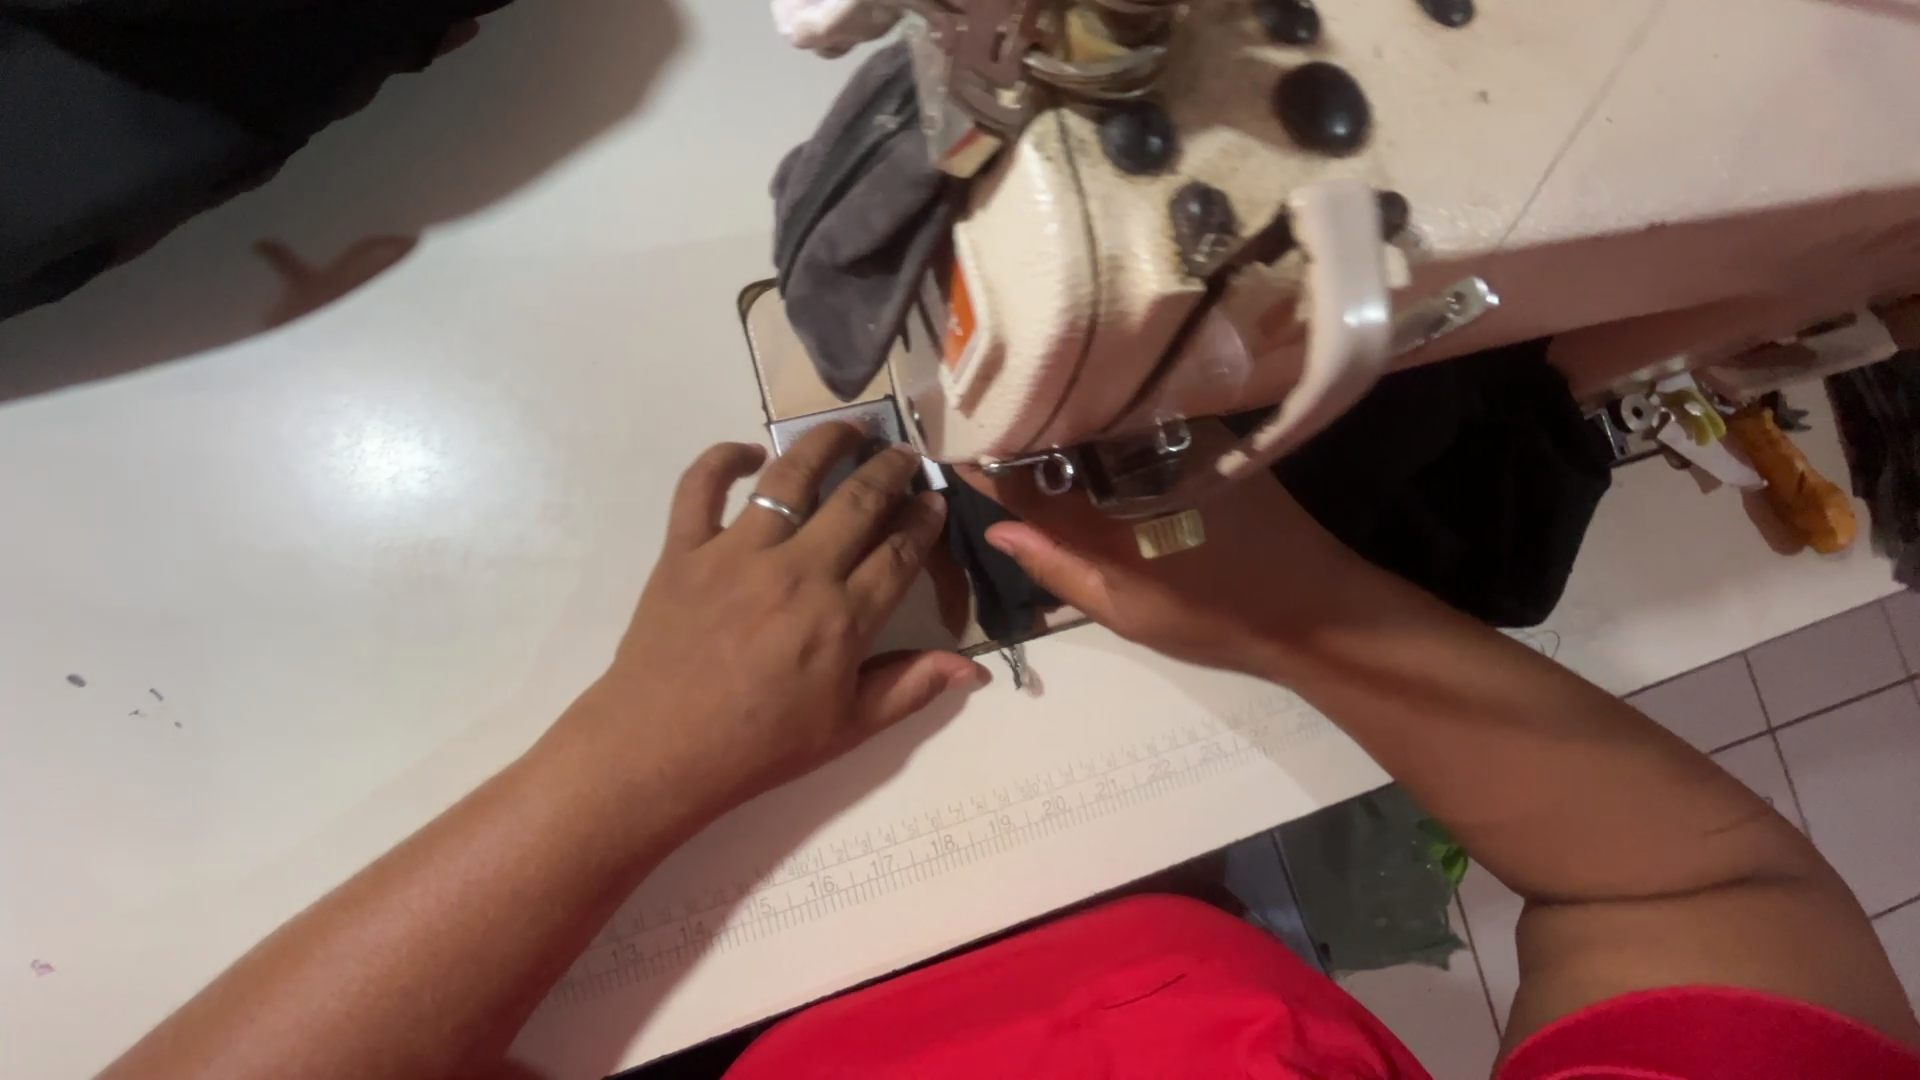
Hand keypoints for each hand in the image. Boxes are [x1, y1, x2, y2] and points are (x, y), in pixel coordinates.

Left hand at [555, 424, 989, 825]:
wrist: (659, 752)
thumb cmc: (761, 745)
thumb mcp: (849, 729)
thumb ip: (912, 689)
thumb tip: (974, 672)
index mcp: (843, 618)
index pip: (900, 551)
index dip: (924, 519)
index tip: (934, 498)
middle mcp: (798, 571)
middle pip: (858, 500)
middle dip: (890, 468)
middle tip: (905, 454)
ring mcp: (737, 553)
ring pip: (790, 476)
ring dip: (826, 442)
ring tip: (849, 429)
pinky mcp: (685, 549)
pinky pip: (701, 486)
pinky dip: (722, 459)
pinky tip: (748, 453)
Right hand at [970, 428, 1371, 675]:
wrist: (1312, 606)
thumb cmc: (1211, 620)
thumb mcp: (1124, 612)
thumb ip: (1057, 569)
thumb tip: (996, 530)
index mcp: (1104, 518)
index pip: (1025, 483)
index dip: (986, 466)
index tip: (955, 448)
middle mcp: (1131, 467)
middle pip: (1056, 439)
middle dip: (1016, 433)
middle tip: (981, 427)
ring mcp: (1169, 443)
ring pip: (1093, 423)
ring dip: (1057, 422)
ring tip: (1022, 418)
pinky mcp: (1201, 433)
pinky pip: (1132, 419)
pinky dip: (1101, 420)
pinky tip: (1085, 421)